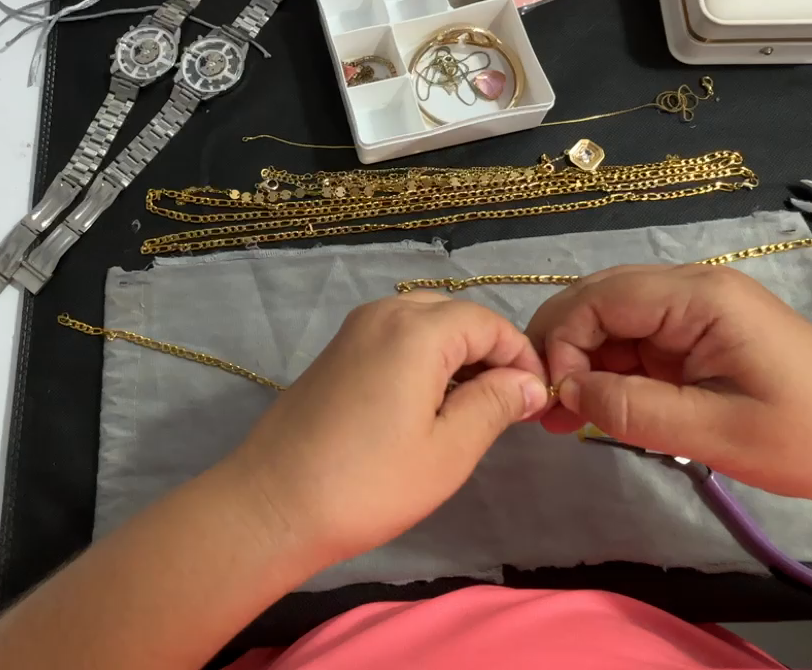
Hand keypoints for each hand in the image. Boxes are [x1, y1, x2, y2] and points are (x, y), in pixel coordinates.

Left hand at [216, 291, 548, 568]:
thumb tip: (529, 381)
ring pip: (424, 322)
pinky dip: (423, 357)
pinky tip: (428, 402)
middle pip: (455, 315)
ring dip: (456, 354)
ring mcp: (354, 328)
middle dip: (489, 352)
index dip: (520, 355)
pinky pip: (395, 335)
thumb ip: (494, 404)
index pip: (487, 321)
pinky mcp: (338, 348)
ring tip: (472, 409)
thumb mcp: (448, 451)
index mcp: (415, 329)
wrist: (275, 500)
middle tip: (508, 406)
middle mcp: (383, 312)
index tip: (536, 400)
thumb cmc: (369, 482)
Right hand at [526, 264, 811, 512]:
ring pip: (611, 321)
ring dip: (582, 362)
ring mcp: (697, 309)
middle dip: (562, 347)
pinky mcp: (700, 334)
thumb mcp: (716, 434)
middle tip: (543, 406)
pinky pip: (636, 341)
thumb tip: (562, 390)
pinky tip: (599, 406)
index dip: (561, 339)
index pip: (599, 297)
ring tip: (563, 416)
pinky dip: (610, 371)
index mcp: (700, 295)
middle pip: (598, 300)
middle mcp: (692, 287)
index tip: (552, 397)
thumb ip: (630, 409)